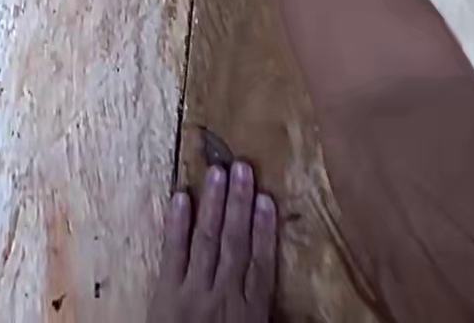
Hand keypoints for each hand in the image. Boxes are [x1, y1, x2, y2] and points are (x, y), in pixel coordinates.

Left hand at [148, 162, 277, 322]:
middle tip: (242, 166)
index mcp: (250, 312)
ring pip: (208, 241)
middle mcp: (224, 296)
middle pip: (236, 243)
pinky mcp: (165, 296)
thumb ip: (271, 314)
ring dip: (214, 204)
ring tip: (218, 171)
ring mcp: (194, 294)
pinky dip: (177, 226)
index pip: (261, 263)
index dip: (265, 229)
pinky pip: (172, 255)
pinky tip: (180, 197)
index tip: (268, 197)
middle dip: (240, 203)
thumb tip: (308, 309)